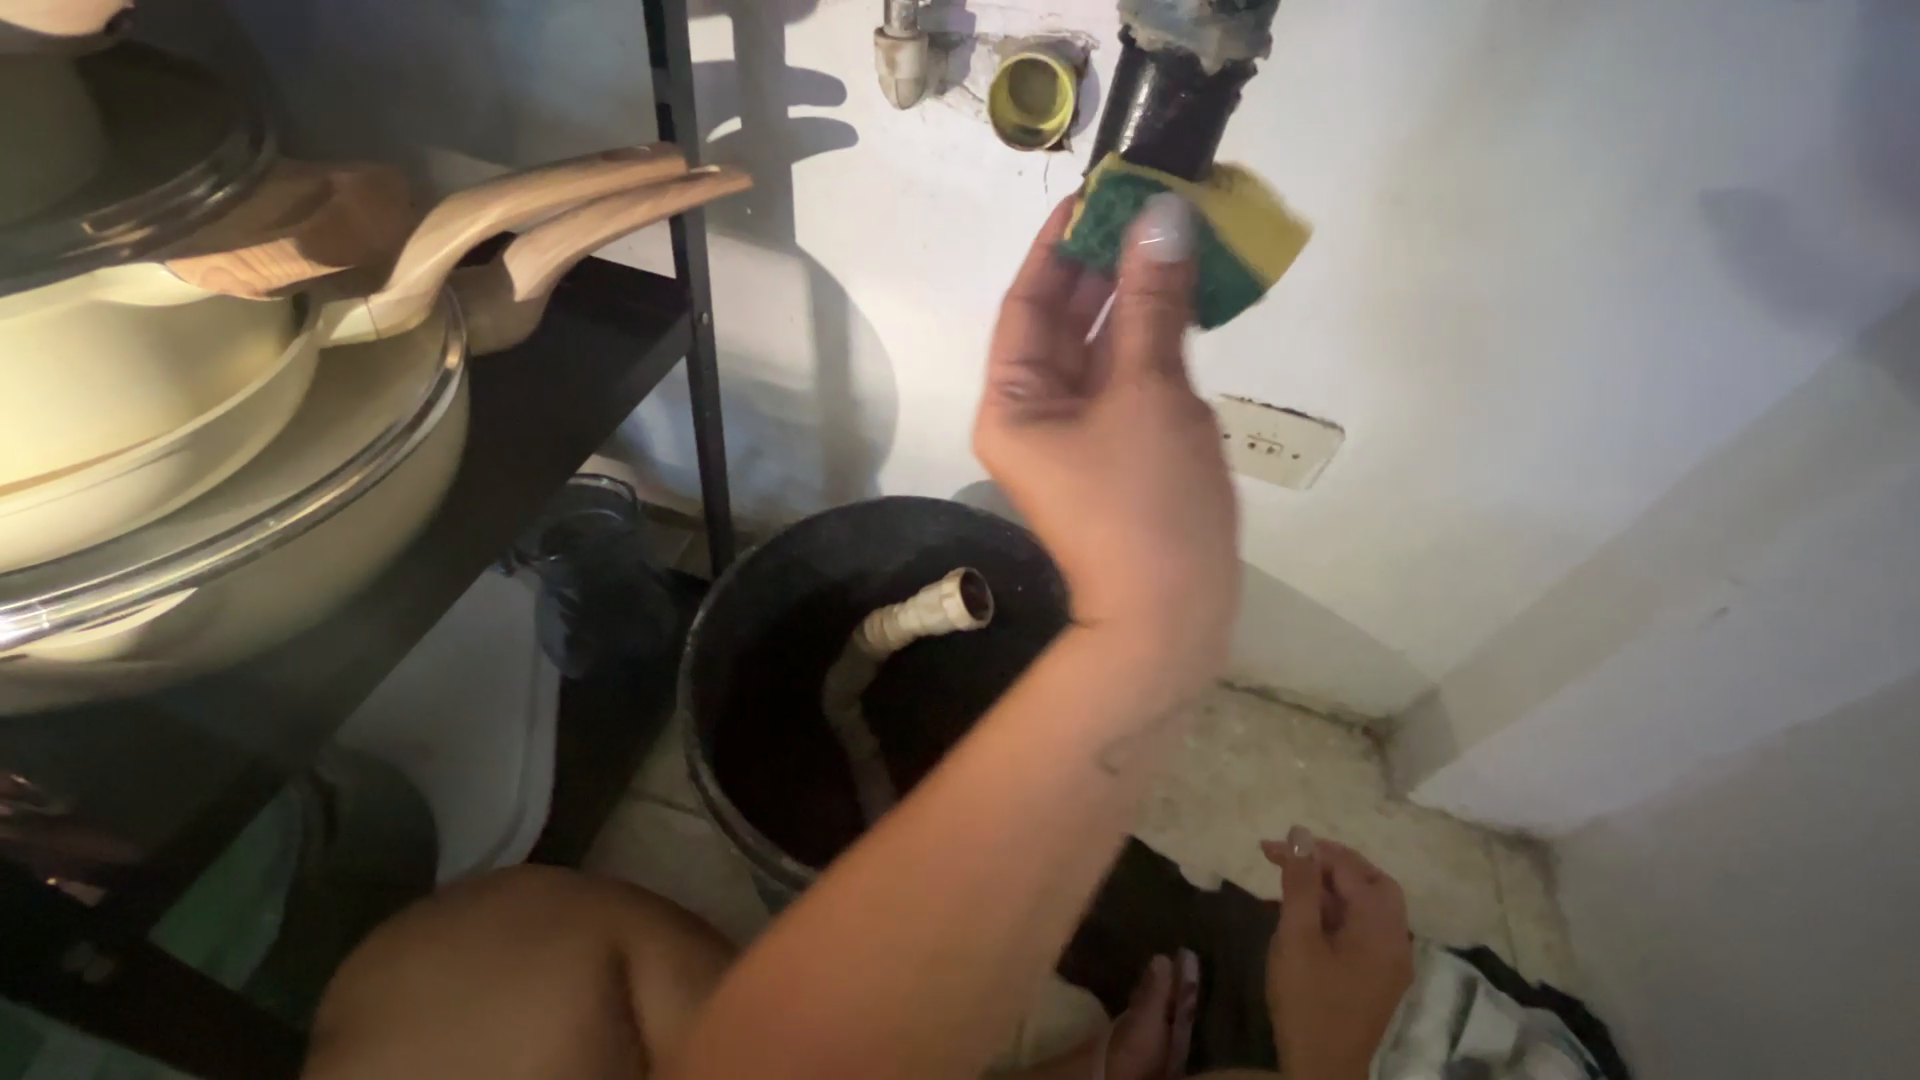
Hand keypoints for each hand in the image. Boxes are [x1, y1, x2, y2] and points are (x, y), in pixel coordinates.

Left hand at [974, 194, 1237, 695]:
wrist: (1172, 614)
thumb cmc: (1148, 504)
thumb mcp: (1149, 394)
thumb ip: (1152, 304)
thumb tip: (1162, 219)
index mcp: (1013, 405)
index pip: (1028, 304)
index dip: (1060, 246)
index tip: (1095, 193)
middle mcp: (1035, 415)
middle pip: (1063, 323)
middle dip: (1104, 266)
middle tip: (1148, 207)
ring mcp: (1078, 434)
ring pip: (1101, 349)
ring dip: (1136, 299)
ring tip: (1175, 238)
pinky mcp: (1119, 449)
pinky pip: (1128, 380)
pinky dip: (1154, 342)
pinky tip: (1185, 298)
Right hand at [1260, 829, 1414, 1079]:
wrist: (1320, 1069)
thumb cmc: (1308, 1000)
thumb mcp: (1297, 937)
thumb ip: (1300, 883)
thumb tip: (1300, 835)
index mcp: (1382, 930)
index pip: (1352, 871)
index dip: (1313, 851)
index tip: (1271, 845)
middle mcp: (1395, 941)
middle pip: (1372, 883)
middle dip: (1332, 863)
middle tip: (1292, 857)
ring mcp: (1388, 962)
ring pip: (1366, 905)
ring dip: (1330, 886)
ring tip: (1288, 881)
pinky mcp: (1376, 976)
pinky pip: (1360, 927)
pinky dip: (1334, 910)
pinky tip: (1302, 913)